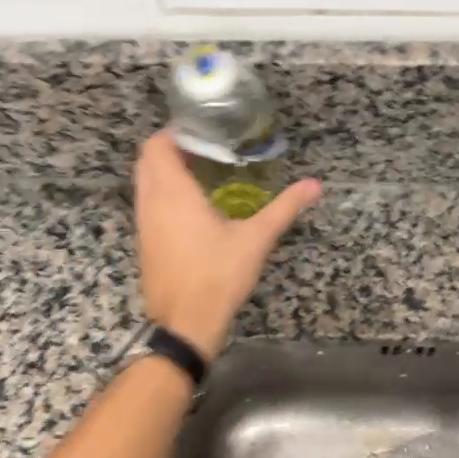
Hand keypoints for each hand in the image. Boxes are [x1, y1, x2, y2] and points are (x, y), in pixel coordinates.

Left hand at [131, 131, 321, 357]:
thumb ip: (284, 208)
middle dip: (171, 151)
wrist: (185, 324)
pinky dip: (161, 198)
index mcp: (173, 193)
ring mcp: (144, 225)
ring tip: (199, 178)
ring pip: (144, 185)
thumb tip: (314, 185)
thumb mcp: (256, 240)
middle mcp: (151, 203)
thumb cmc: (218, 278)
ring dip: (164, 175)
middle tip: (204, 153)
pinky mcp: (145, 245)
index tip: (204, 135)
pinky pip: (147, 207)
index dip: (176, 133)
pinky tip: (190, 213)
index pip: (157, 145)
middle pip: (147, 161)